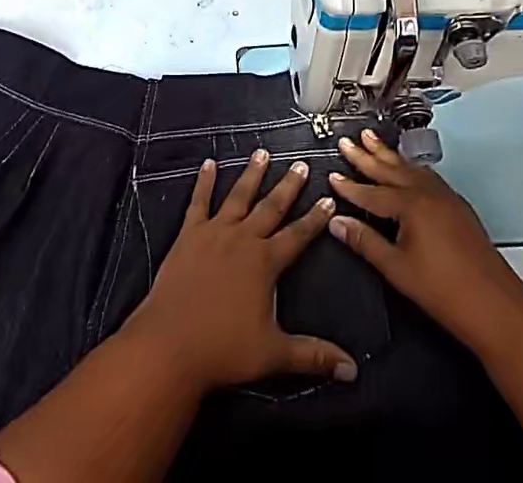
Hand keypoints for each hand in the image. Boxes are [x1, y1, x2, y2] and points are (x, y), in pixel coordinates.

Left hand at [122, 149, 355, 391]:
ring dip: (252, 174)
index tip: (329, 199)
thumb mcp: (274, 354)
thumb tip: (353, 369)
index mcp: (265, 262)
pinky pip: (199, 202)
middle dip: (288, 186)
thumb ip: (314, 356)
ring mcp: (213, 233)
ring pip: (238, 196)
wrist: (169, 344)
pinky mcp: (188, 235)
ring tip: (262, 153)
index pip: (298, 235)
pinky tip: (208, 164)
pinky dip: (204, 182)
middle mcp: (243, 239)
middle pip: (271, 207)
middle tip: (300, 165)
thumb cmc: (223, 349)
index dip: (315, 218)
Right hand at [327, 129, 522, 348]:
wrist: (495, 307)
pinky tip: (408, 170)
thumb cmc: (448, 292)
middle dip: (367, 155)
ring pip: (412, 169)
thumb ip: (365, 241)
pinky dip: (411, 169)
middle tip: (350, 141)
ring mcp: (448, 199)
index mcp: (412, 206)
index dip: (349, 185)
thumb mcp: (396, 268)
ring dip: (390, 156)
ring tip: (374, 142)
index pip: (371, 192)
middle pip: (391, 170)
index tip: (333, 176)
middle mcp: (431, 195)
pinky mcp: (459, 209)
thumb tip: (339, 223)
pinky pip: (429, 177)